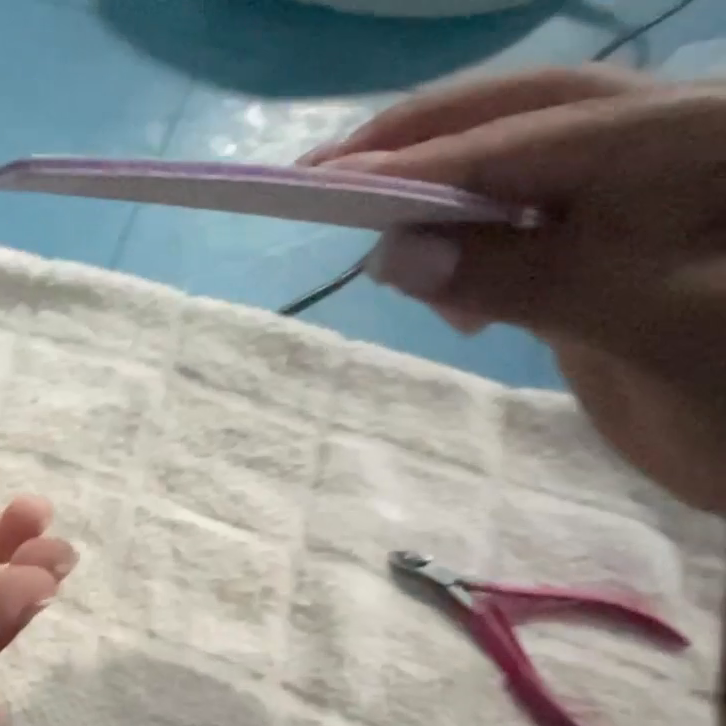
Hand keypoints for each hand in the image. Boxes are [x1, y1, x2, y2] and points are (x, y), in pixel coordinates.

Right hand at [305, 66, 725, 513]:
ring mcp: (639, 188)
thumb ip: (527, 278)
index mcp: (706, 141)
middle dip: (415, 143)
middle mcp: (674, 142)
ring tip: (387, 252)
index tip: (326, 185)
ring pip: (509, 159)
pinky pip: (512, 213)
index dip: (424, 162)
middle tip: (320, 178)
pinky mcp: (606, 237)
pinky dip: (455, 239)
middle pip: (519, 114)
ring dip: (431, 197)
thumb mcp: (648, 329)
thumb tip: (395, 255)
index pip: (535, 138)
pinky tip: (443, 288)